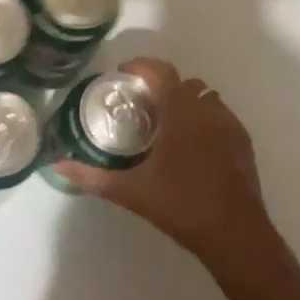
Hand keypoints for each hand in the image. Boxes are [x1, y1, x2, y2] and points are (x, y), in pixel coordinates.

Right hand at [55, 58, 274, 263]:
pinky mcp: (243, 142)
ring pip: (205, 98)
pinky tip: (189, 146)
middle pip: (183, 82)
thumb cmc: (180, 206)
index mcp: (181, 114)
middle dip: (160, 85)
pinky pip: (220, 116)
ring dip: (184, 101)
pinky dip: (202, 119)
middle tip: (138, 104)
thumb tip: (57, 166)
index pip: (161, 72)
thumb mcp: (130, 192)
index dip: (140, 66)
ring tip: (164, 123)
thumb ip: (91, 177)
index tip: (121, 74)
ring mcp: (230, 125)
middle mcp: (208, 111)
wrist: (235, 233)